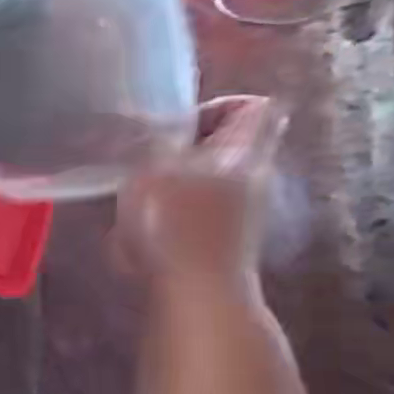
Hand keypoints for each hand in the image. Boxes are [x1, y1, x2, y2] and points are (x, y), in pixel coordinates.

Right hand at [117, 95, 287, 294]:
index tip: (176, 124)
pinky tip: (144, 214)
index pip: (255, 106)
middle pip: (229, 140)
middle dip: (186, 141)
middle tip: (147, 154)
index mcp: (243, 152)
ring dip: (173, 171)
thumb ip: (154, 138)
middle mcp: (251, 174)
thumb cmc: (175, 222)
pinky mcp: (221, 231)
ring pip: (210, 169)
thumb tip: (146, 117)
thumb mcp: (153, 168)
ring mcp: (240, 206)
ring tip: (138, 185)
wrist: (195, 288)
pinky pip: (199, 197)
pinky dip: (172, 198)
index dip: (217, 105)